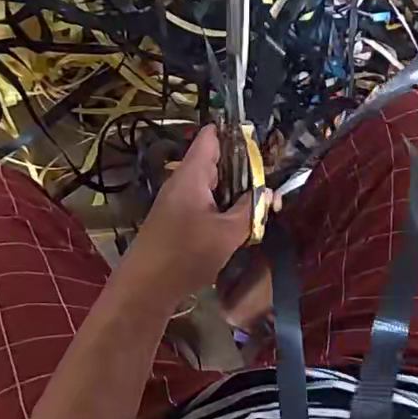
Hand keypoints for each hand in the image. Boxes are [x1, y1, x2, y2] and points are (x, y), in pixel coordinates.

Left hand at [114, 126, 254, 307]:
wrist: (146, 287)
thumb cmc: (186, 254)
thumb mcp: (228, 232)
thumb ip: (250, 209)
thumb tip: (267, 193)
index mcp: (192, 174)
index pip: (211, 137)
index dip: (235, 132)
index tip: (262, 139)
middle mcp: (183, 182)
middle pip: (216, 161)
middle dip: (244, 168)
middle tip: (271, 179)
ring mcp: (178, 200)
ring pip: (212, 185)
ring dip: (235, 192)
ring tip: (261, 202)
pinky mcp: (177, 219)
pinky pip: (205, 202)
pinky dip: (223, 207)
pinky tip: (239, 222)